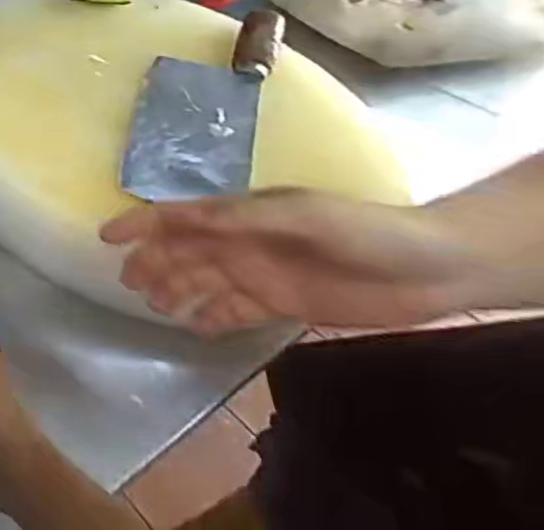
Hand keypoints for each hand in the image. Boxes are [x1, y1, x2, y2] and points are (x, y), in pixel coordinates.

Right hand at [99, 188, 474, 334]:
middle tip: (127, 284)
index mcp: (237, 216)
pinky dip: (211, 317)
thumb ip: (242, 217)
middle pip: (181, 252)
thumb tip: (184, 218)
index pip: (175, 217)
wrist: (437, 266)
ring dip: (174, 290)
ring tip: (152, 306)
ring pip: (201, 281)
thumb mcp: (301, 215)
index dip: (139, 224)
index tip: (106, 237)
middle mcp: (238, 242)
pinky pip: (234, 310)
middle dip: (151, 263)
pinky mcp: (282, 303)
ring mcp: (258, 273)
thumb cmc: (364, 230)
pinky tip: (193, 328)